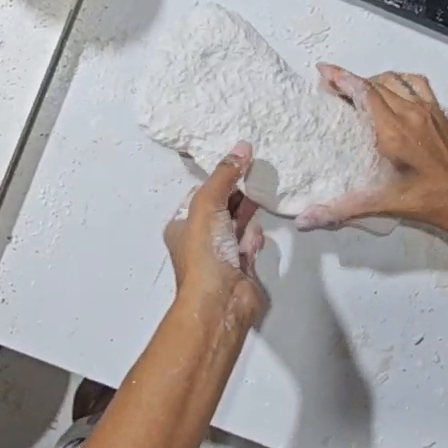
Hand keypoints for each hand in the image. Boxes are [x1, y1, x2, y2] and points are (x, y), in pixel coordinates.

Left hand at [163, 142, 266, 325]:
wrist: (222, 301)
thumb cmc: (206, 252)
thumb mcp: (208, 205)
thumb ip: (225, 175)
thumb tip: (242, 146)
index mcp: (182, 224)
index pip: (200, 193)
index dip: (219, 178)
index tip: (240, 162)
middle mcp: (199, 239)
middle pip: (221, 206)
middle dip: (238, 193)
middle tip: (258, 172)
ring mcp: (220, 254)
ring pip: (237, 224)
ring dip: (248, 212)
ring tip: (265, 193)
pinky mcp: (240, 266)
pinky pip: (249, 242)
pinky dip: (254, 237)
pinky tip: (258, 234)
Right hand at [296, 65, 447, 232]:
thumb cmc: (425, 200)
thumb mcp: (381, 204)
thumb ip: (341, 209)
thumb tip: (304, 220)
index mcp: (394, 131)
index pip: (364, 93)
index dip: (342, 77)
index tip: (323, 70)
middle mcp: (410, 113)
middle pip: (375, 84)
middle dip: (351, 81)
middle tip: (332, 86)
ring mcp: (427, 110)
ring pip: (395, 80)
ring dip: (374, 80)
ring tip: (358, 90)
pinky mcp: (439, 112)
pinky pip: (417, 83)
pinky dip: (399, 81)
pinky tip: (391, 90)